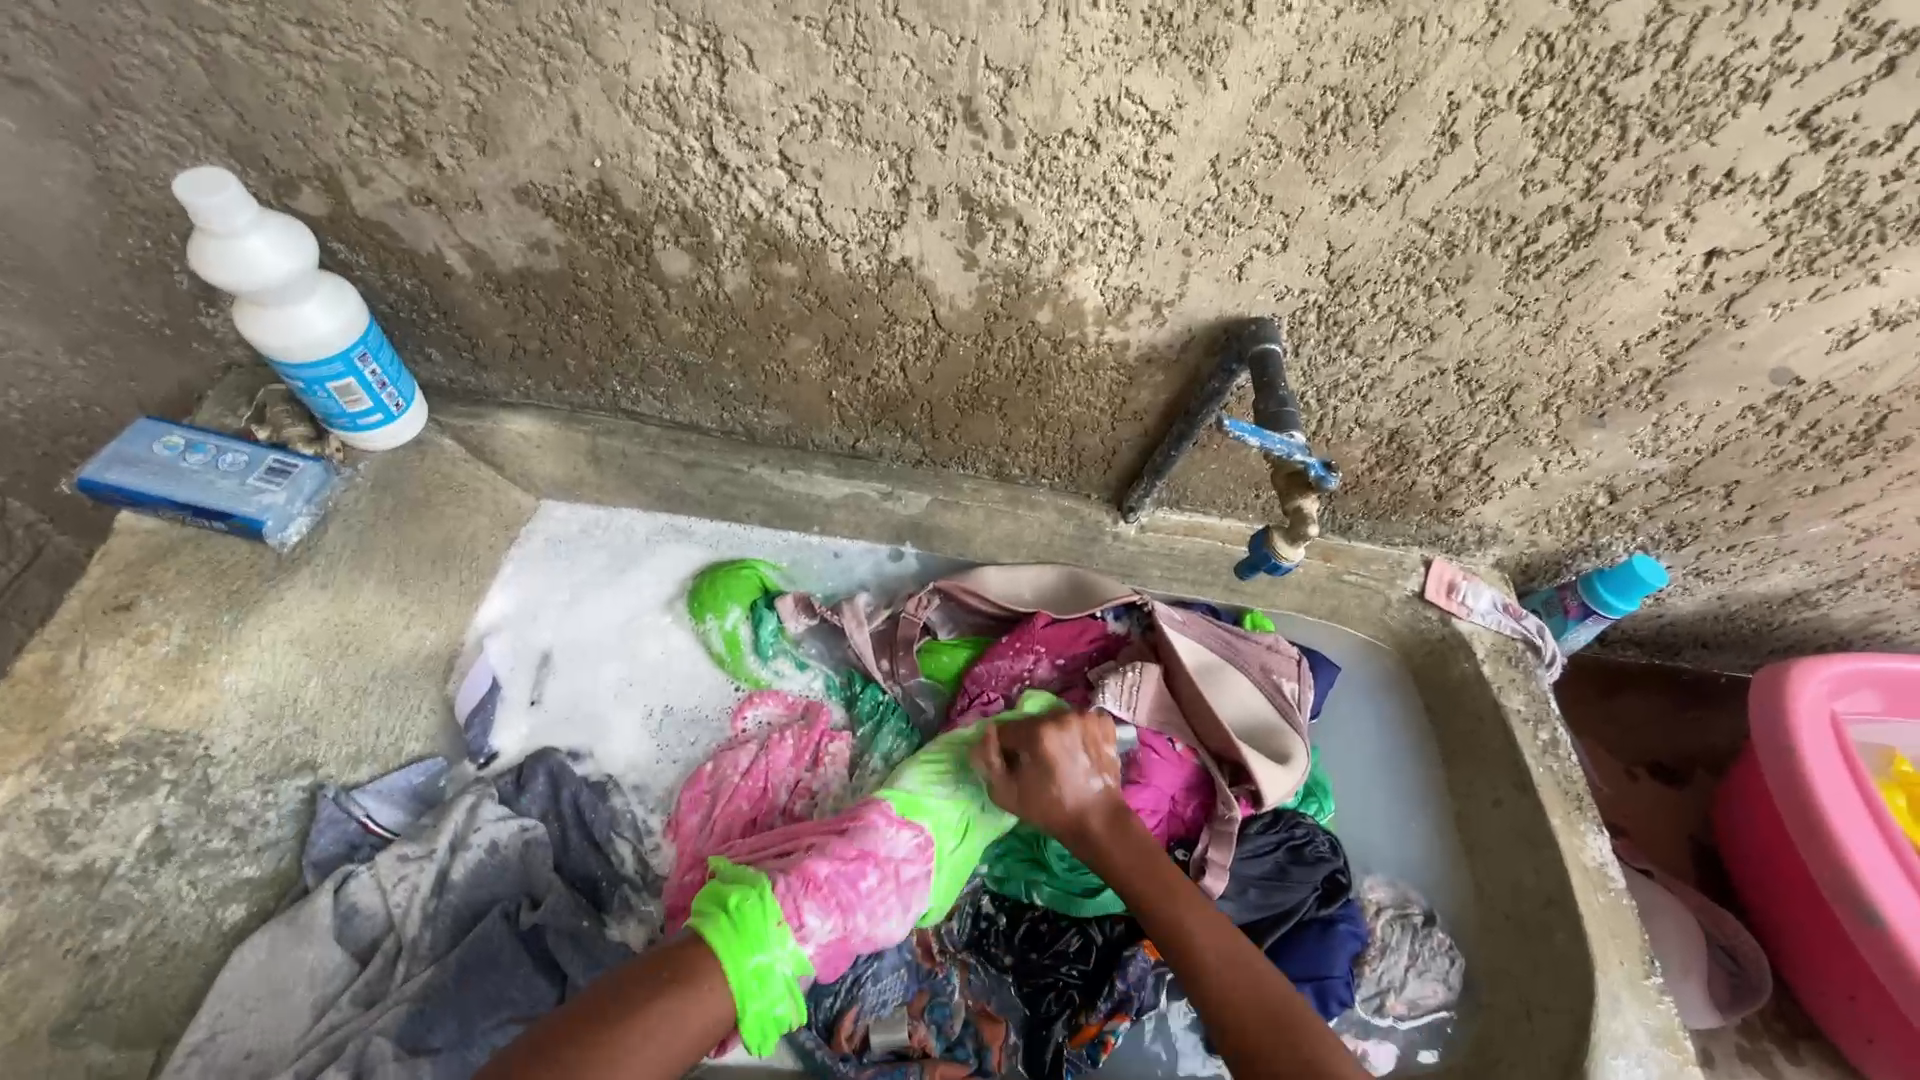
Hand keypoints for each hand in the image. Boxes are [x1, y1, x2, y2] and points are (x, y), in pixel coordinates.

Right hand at [970, 706, 1127, 850]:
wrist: (1097, 819)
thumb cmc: (1049, 810)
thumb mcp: (1006, 794)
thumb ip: (988, 760)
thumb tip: (985, 734)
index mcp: (1037, 731)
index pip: (1005, 729)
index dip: (1005, 749)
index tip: (1014, 766)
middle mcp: (1062, 716)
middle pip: (1031, 723)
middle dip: (1029, 740)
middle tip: (1038, 765)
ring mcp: (1086, 717)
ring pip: (1054, 720)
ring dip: (1052, 734)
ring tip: (1061, 759)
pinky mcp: (1104, 722)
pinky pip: (1078, 720)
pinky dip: (1075, 731)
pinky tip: (1078, 751)